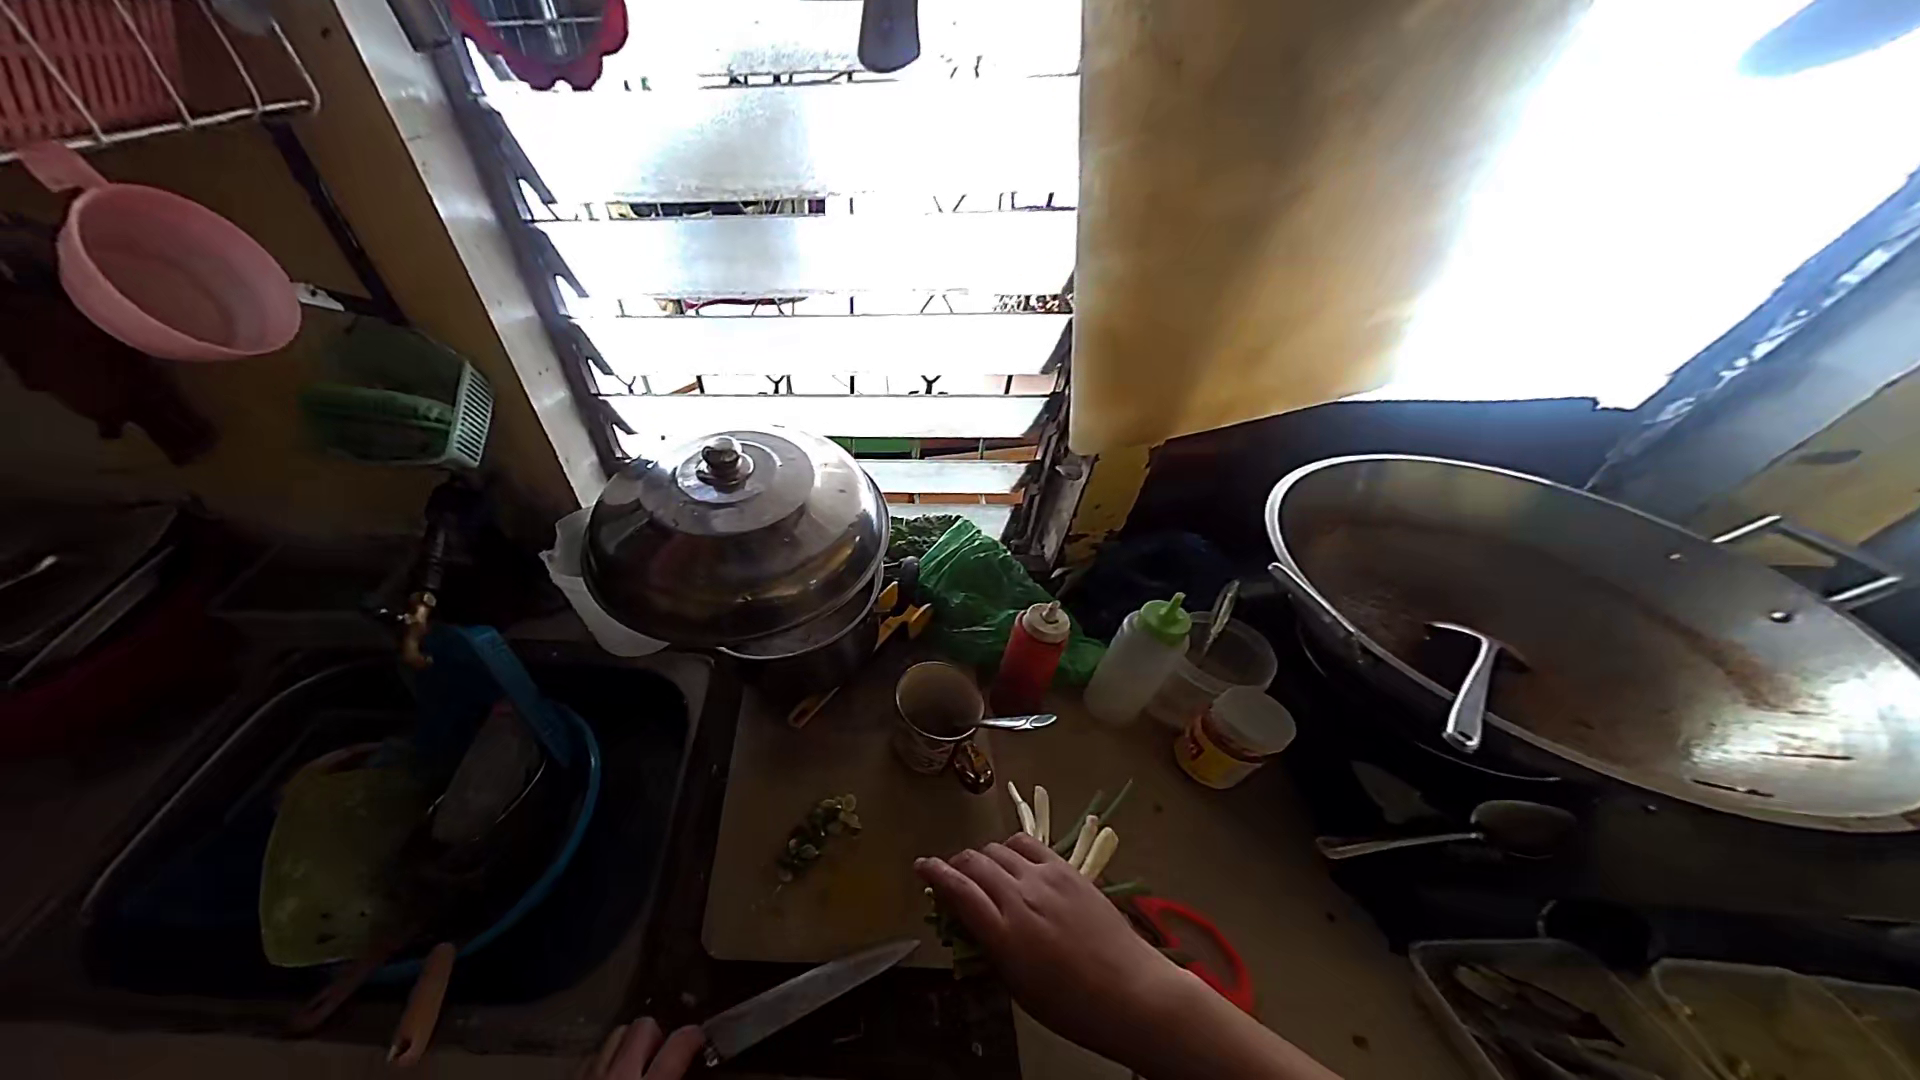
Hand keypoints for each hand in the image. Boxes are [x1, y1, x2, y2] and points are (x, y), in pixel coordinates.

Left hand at [591, 1018, 705, 1079]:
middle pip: (644, 1026)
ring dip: (628, 1044)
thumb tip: (685, 1066)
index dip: (694, 1037)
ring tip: (632, 1064)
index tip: (700, 1039)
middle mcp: (620, 1076)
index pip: (679, 1043)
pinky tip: (607, 1078)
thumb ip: (673, 1078)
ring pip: (616, 1035)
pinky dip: (603, 1062)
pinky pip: (590, 1058)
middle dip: (655, 1035)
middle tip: (660, 1056)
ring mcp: (591, 1078)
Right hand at [917, 834, 1342, 1079]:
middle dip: (956, 865)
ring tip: (985, 870)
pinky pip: (1028, 843)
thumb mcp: (1019, 987)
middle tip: (953, 876)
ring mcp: (1045, 877)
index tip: (921, 866)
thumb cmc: (1071, 1004)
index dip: (934, 873)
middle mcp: (1020, 897)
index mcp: (1004, 934)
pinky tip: (1012, 859)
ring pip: (998, 849)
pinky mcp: (1066, 868)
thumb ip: (990, 948)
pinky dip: (1011, 847)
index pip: (957, 889)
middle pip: (974, 862)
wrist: (1131, 991)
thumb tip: (971, 922)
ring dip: (983, 856)